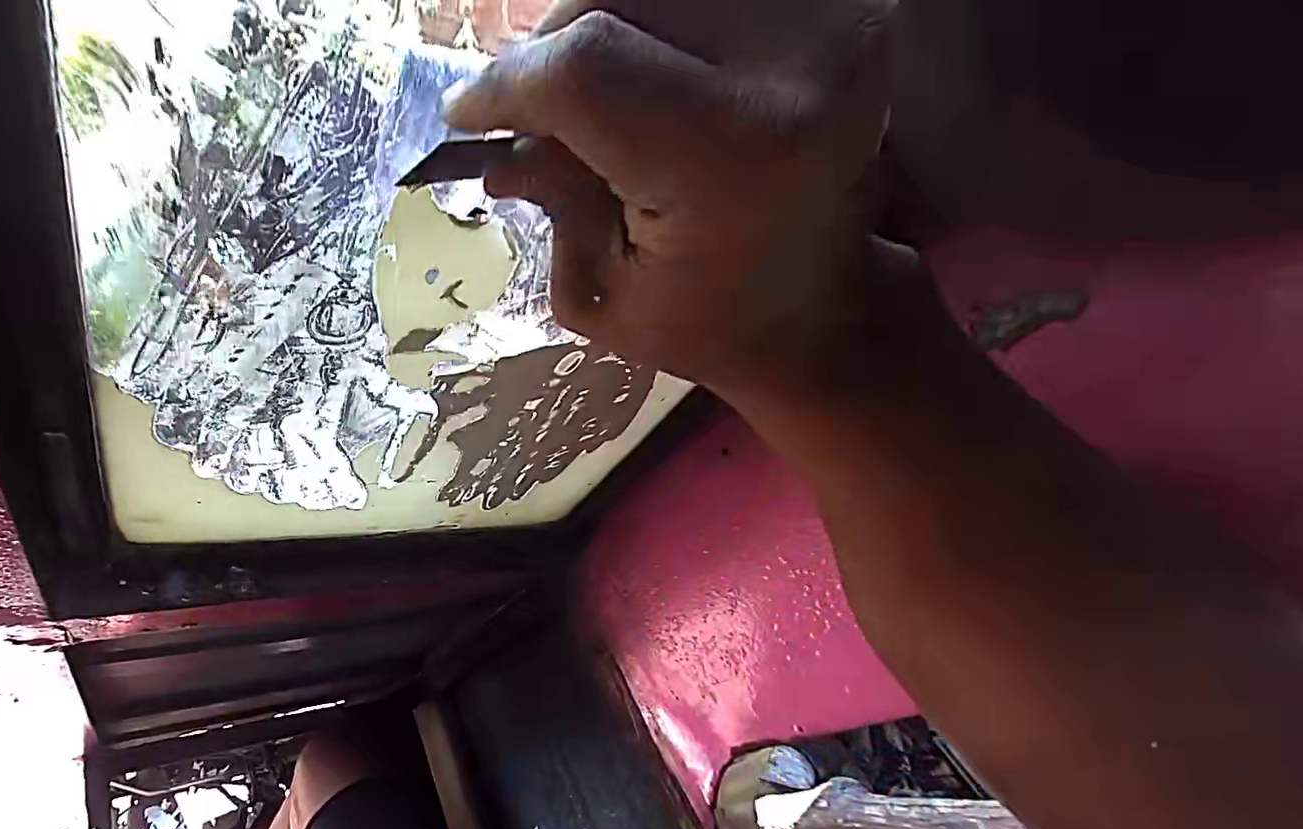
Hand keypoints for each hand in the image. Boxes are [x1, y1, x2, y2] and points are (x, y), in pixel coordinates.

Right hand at [443, 0, 893, 393]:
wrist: (807, 308)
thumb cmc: (694, 323)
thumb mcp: (598, 290)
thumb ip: (552, 201)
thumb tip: (497, 146)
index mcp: (726, 163)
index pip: (586, 68)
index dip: (506, 82)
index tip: (463, 113)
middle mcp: (797, 63)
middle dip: (546, 49)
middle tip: (527, 114)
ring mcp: (833, 18)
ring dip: (596, 26)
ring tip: (581, 100)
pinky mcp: (839, 3)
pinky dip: (647, 23)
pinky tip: (638, 78)